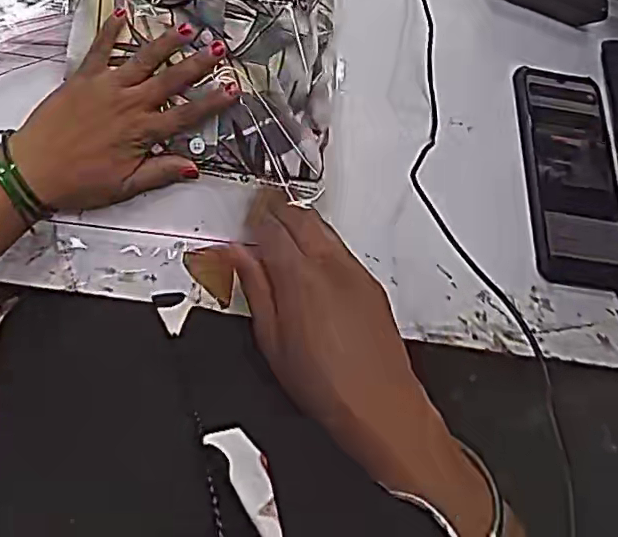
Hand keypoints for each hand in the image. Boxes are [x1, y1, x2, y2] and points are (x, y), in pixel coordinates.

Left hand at [8, 9, 240, 211]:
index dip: (212, 102)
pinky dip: (111, 30)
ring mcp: (106, 87)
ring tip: (185, 28)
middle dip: (197, 63)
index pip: (186, 115)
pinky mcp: (83, 78)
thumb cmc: (75, 181)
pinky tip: (122, 13)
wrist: (31, 170)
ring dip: (166, 42)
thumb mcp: (123, 187)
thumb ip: (159, 172)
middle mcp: (128, 104)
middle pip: (171, 80)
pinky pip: (100, 49)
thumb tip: (191, 166)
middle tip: (217, 48)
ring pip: (143, 59)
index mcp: (141, 132)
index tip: (232, 89)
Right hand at [212, 191, 501, 536]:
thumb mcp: (271, 340)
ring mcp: (353, 270)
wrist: (380, 405)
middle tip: (260, 219)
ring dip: (299, 223)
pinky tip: (312, 261)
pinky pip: (340, 245)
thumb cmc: (327, 385)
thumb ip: (253, 287)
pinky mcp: (369, 281)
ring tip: (283, 237)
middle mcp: (329, 264)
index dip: (253, 219)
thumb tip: (238, 257)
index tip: (244, 224)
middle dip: (276, 211)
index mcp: (299, 276)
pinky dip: (321, 241)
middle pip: (298, 215)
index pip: (270, 227)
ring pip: (322, 225)